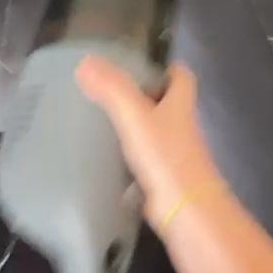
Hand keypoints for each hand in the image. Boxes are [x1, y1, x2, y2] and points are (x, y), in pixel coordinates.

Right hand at [75, 58, 226, 231]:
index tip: (142, 67)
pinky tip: (108, 158)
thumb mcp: (135, 116)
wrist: (186, 211)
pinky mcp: (165, 180)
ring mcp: (176, 156)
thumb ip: (112, 89)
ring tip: (104, 122)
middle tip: (112, 93)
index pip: (182, 78)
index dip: (167, 69)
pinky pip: (147, 161)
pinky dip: (131, 158)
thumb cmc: (166, 157)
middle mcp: (183, 128)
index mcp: (181, 106)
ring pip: (157, 133)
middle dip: (146, 98)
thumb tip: (85, 61)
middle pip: (169, 105)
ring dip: (137, 128)